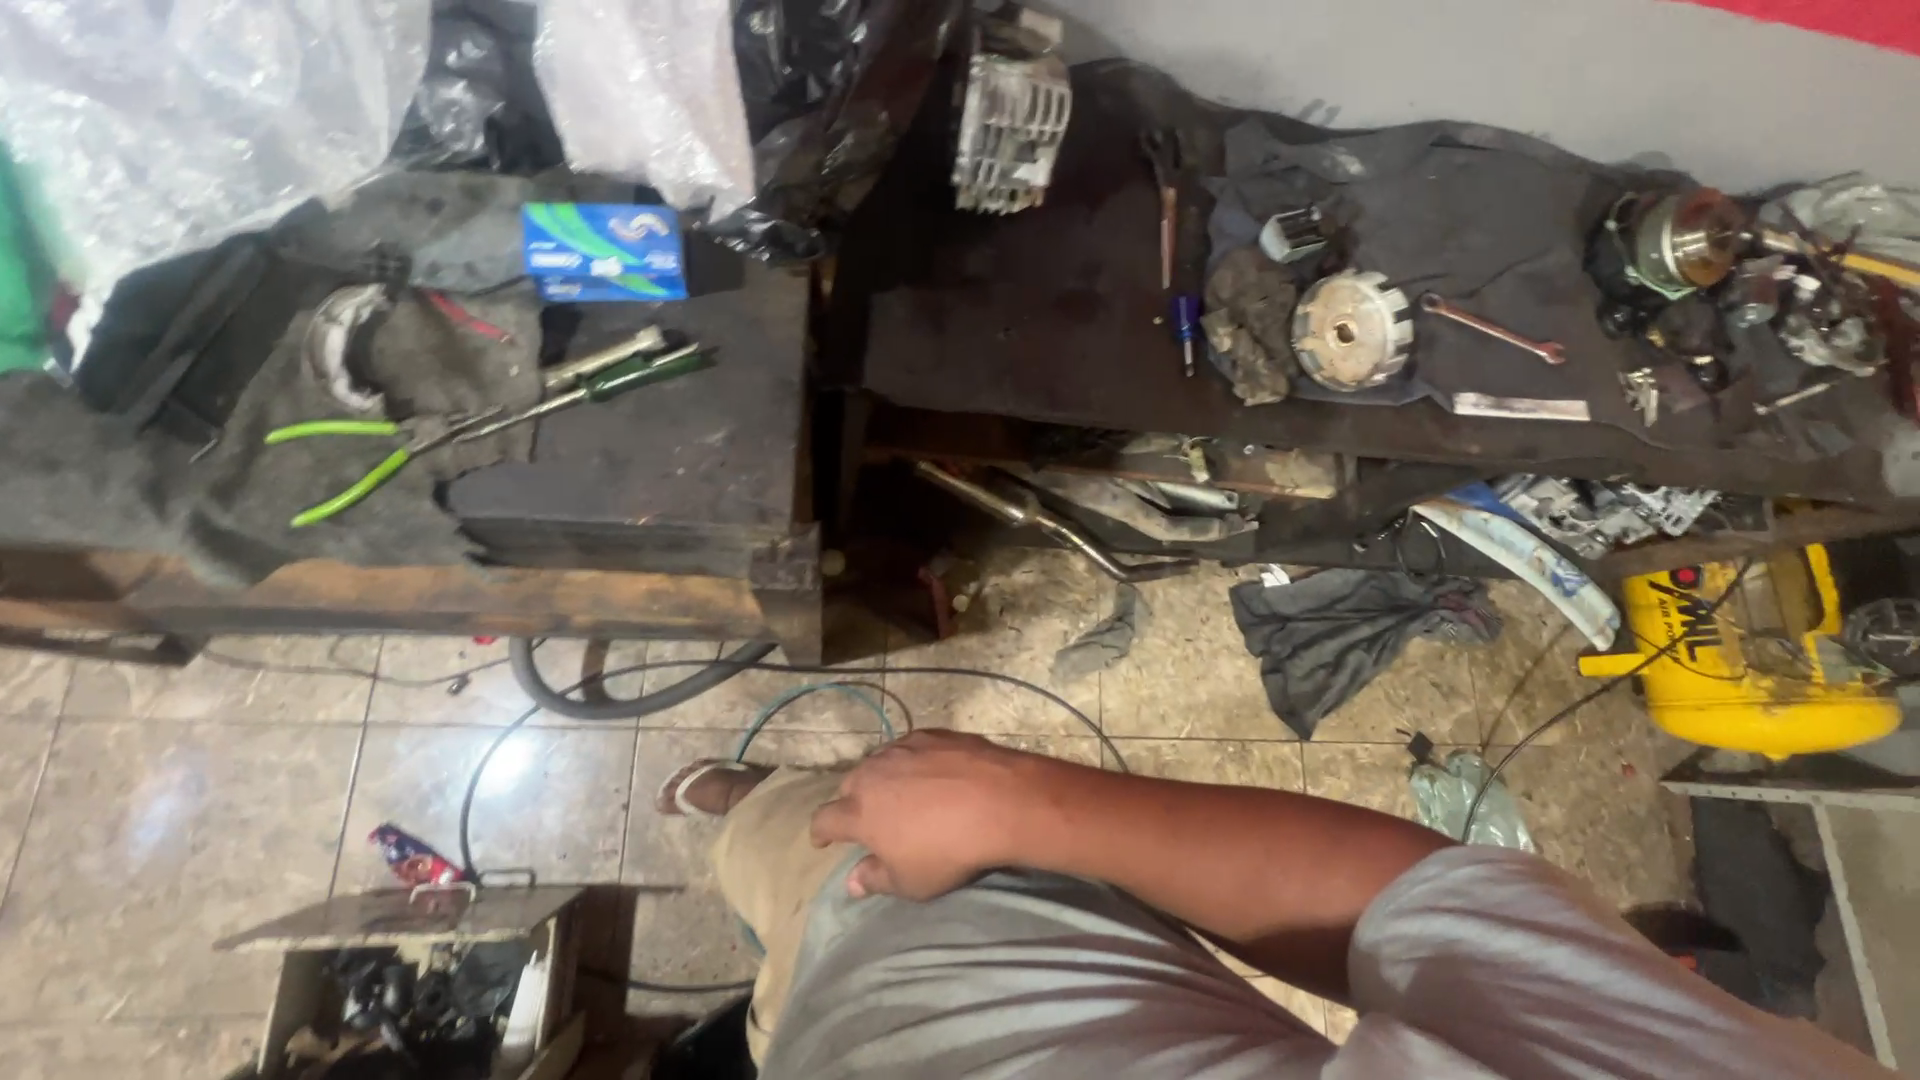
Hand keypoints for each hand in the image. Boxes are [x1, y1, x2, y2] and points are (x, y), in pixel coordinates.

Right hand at [809, 730, 1052, 900]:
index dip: (821, 832)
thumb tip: (851, 881)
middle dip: (852, 801)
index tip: (824, 840)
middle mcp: (873, 773)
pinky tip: (929, 771)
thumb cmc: (949, 850)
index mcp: (859, 812)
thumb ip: (876, 879)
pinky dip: (912, 761)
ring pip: (879, 762)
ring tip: (899, 792)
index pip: (824, 819)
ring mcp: (902, 748)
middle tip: (869, 817)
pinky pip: (910, 747)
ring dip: (882, 777)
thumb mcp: (911, 882)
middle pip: (850, 785)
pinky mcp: (930, 734)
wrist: (998, 801)